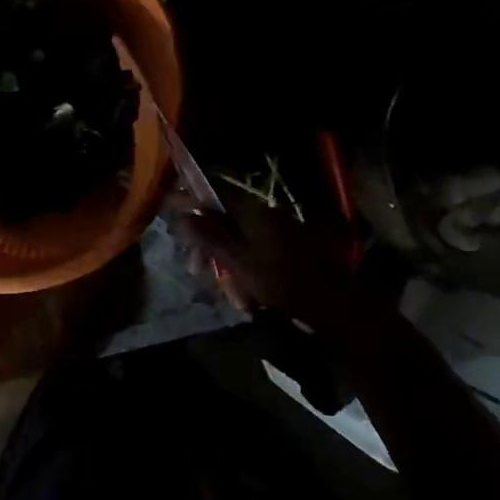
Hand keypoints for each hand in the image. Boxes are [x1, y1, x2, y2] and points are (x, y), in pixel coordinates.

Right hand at [180, 190, 357, 326]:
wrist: (328, 302)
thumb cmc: (279, 278)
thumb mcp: (237, 260)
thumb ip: (208, 236)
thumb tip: (183, 212)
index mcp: (251, 210)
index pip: (212, 196)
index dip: (191, 207)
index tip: (172, 215)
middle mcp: (263, 215)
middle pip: (223, 223)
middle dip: (209, 248)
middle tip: (197, 269)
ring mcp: (276, 232)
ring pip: (238, 245)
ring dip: (230, 270)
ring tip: (235, 298)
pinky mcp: (285, 250)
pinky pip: (255, 257)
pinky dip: (247, 276)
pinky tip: (250, 301)